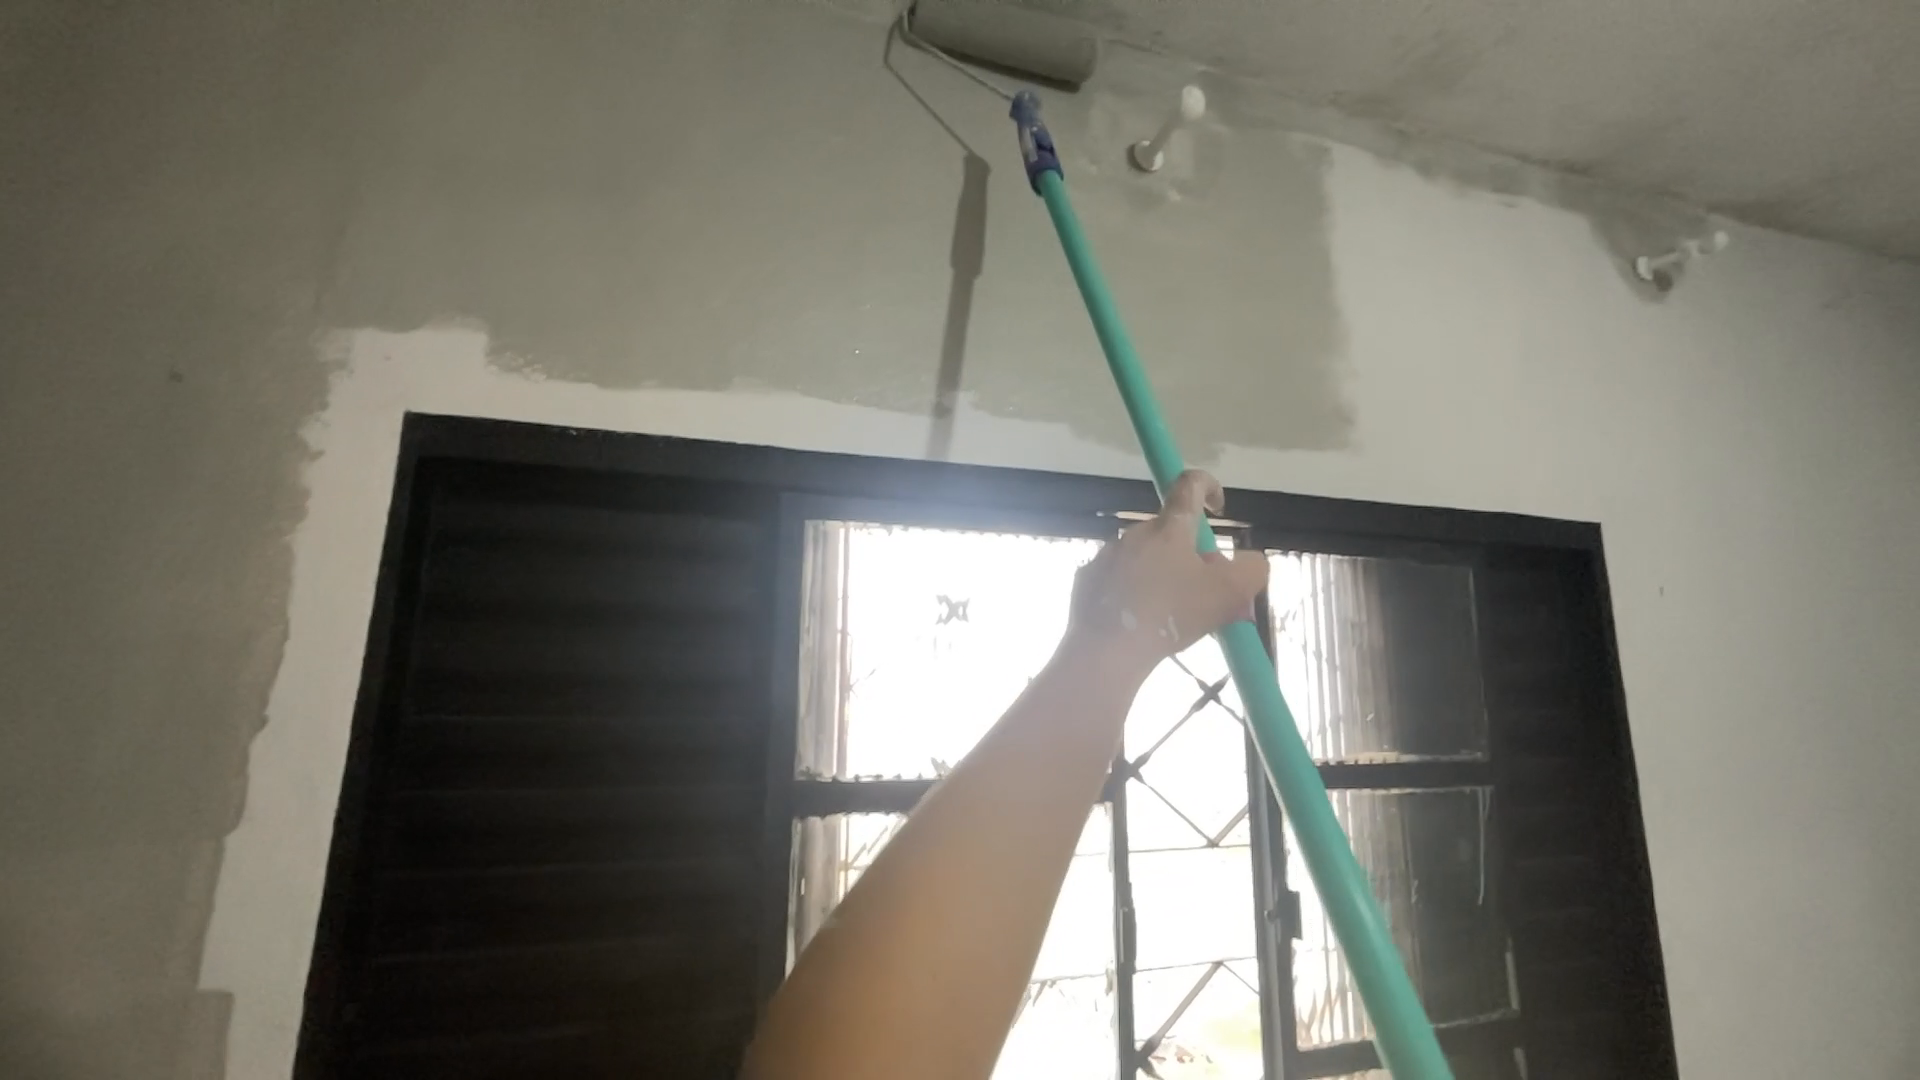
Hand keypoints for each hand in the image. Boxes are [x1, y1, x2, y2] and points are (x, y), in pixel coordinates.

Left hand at [1066, 470, 1268, 678]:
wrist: (1107, 648)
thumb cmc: (1171, 615)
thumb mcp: (1231, 594)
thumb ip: (1252, 570)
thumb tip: (1248, 562)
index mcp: (1170, 529)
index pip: (1189, 485)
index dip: (1207, 486)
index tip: (1217, 508)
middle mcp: (1134, 534)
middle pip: (1170, 534)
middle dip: (1191, 557)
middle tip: (1204, 594)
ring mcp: (1106, 556)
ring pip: (1144, 559)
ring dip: (1161, 577)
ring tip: (1170, 617)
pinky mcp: (1086, 580)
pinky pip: (1117, 580)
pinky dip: (1131, 594)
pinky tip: (1138, 623)